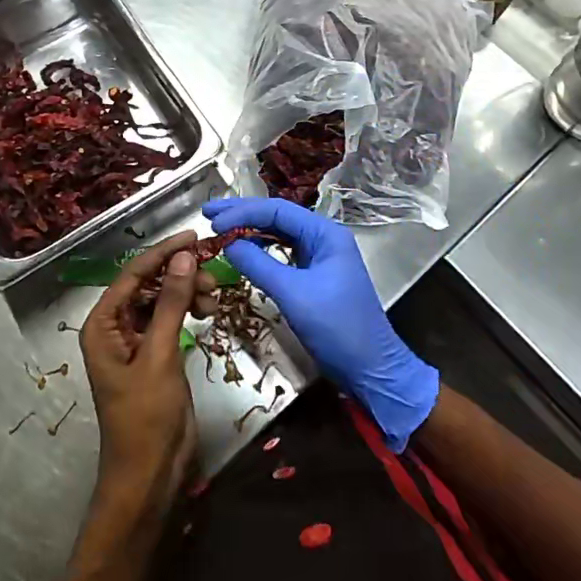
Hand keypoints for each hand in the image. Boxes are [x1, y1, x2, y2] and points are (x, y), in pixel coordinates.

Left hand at [78, 232, 205, 505]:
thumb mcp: (159, 355)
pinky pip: (168, 322)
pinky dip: (187, 314)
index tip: (192, 236)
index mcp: (101, 324)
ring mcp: (134, 343)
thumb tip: (182, 257)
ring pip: (160, 303)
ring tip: (214, 298)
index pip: (131, 275)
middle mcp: (114, 327)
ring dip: (185, 295)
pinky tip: (206, 311)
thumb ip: (170, 304)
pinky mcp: (154, 357)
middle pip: (146, 286)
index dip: (161, 253)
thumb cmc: (146, 416)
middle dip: (178, 276)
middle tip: (212, 274)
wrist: (150, 475)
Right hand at [205, 197, 439, 450]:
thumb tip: (227, 243)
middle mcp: (322, 239)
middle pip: (275, 216)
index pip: (276, 210)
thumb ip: (258, 264)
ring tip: (218, 230)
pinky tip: (241, 251)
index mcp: (325, 234)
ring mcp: (318, 257)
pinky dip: (258, 249)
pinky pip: (280, 253)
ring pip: (276, 233)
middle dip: (241, 214)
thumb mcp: (293, 294)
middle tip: (207, 215)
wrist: (372, 370)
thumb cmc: (338, 328)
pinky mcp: (312, 276)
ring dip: (247, 230)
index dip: (241, 213)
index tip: (213, 224)